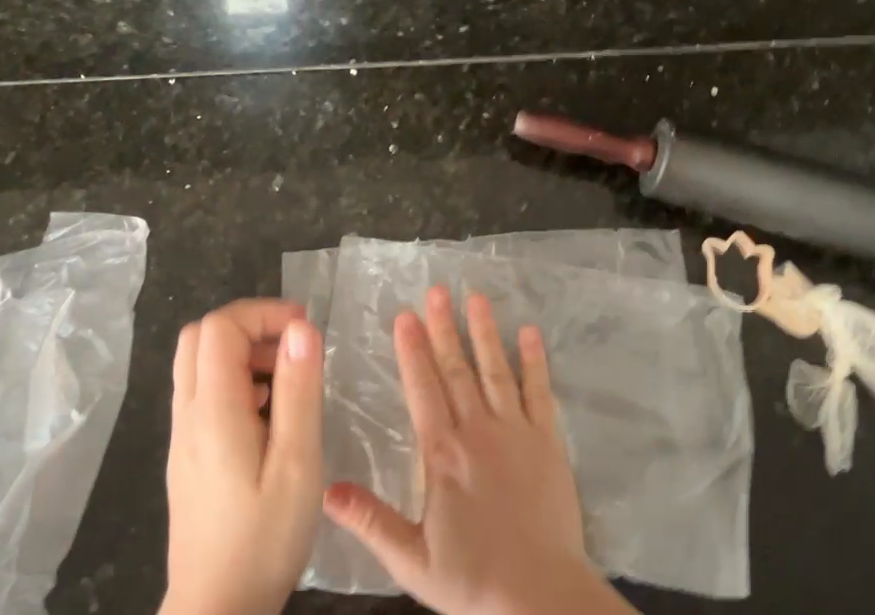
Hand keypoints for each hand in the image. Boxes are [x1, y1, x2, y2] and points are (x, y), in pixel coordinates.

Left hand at [161, 300, 322, 614]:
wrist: (217, 608)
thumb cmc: (264, 538)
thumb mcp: (297, 463)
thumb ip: (298, 391)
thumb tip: (301, 328)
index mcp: (213, 411)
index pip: (220, 327)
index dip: (262, 313)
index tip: (305, 328)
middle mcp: (187, 416)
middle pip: (200, 338)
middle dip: (249, 328)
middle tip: (293, 350)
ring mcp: (182, 438)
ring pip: (198, 366)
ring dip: (242, 356)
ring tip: (288, 384)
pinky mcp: (187, 457)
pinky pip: (202, 395)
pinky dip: (234, 384)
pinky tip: (269, 419)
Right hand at [321, 287, 634, 614]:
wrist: (540, 595)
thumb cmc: (471, 579)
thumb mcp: (409, 559)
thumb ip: (369, 520)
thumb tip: (325, 489)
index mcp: (442, 454)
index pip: (423, 389)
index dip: (413, 351)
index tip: (405, 316)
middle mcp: (478, 431)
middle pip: (457, 370)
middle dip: (444, 328)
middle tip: (436, 290)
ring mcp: (517, 432)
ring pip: (496, 371)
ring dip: (485, 332)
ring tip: (476, 297)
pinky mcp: (548, 442)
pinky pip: (540, 392)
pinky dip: (534, 361)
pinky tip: (530, 332)